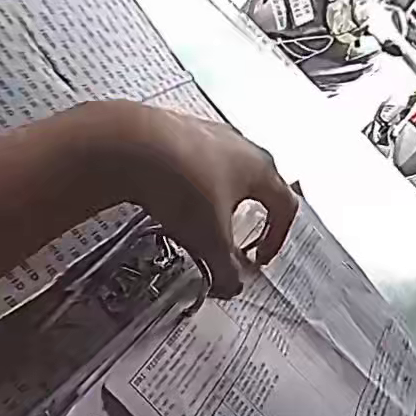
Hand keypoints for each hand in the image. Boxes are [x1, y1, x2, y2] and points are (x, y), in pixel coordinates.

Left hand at [78, 101, 297, 297]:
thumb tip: (230, 286)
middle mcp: (239, 145)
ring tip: (200, 221)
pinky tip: (170, 199)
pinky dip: (188, 184)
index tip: (259, 257)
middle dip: (249, 216)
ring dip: (217, 198)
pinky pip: (191, 161)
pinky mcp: (175, 129)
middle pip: (256, 184)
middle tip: (235, 239)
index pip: (285, 205)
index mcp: (260, 169)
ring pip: (223, 170)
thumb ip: (225, 270)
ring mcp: (206, 132)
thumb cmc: (182, 182)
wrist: (130, 144)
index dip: (277, 237)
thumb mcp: (209, 240)